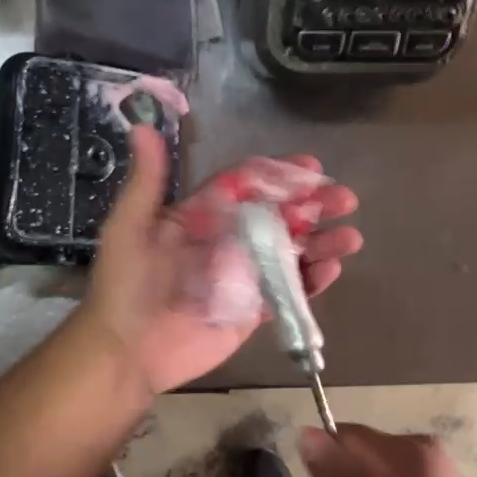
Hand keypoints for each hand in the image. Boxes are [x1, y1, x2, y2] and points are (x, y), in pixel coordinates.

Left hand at [75, 127, 361, 394]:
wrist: (126, 350)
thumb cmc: (125, 284)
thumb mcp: (130, 226)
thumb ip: (147, 180)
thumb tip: (140, 126)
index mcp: (199, 216)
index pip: (245, 186)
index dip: (278, 174)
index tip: (312, 166)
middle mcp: (226, 240)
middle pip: (277, 216)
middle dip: (312, 205)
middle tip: (345, 198)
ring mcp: (242, 276)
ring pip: (290, 251)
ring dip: (321, 241)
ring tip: (351, 236)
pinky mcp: (252, 310)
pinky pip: (288, 291)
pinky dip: (311, 280)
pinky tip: (332, 268)